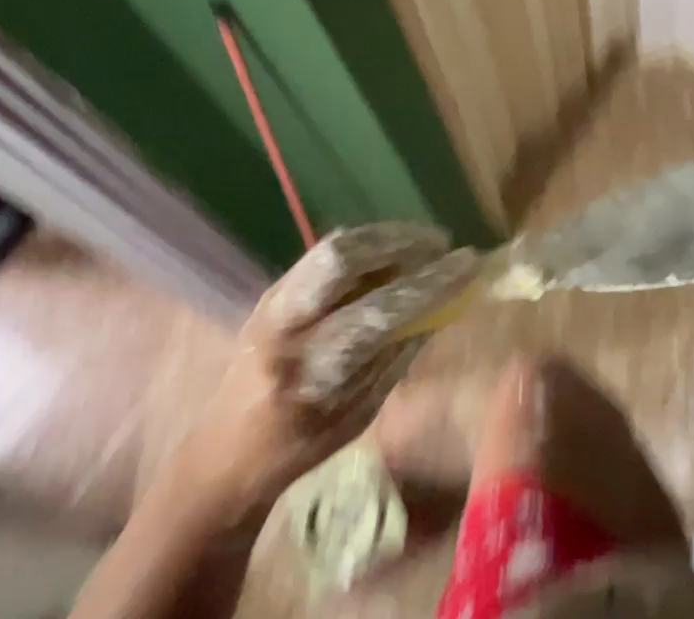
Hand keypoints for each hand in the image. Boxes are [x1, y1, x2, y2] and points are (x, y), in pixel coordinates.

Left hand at [168, 244, 412, 525]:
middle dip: (399, 241)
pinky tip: (389, 252)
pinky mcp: (269, 293)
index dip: (430, 284)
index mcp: (313, 372)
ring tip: (422, 241)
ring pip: (330, 248)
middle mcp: (285, 329)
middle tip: (440, 242)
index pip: (381, 312)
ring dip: (383, 238)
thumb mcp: (361, 413)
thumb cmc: (300, 448)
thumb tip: (440, 307)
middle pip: (341, 259)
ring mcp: (271, 304)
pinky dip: (362, 247)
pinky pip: (321, 256)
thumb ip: (397, 356)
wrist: (224, 455)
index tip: (469, 264)